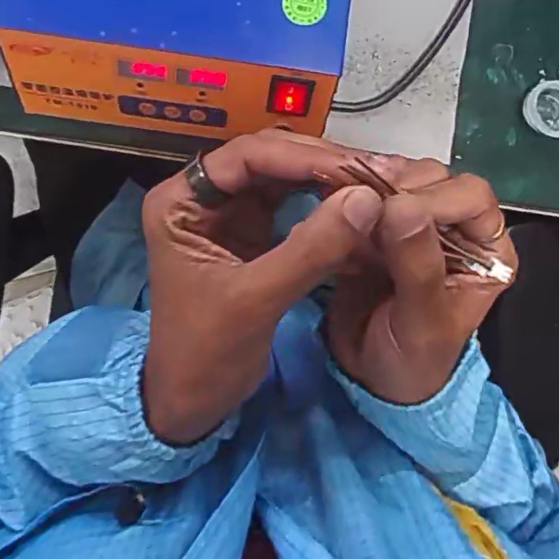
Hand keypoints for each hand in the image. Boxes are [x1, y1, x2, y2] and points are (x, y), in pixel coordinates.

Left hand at [139, 130, 385, 443]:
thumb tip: (367, 198)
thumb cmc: (205, 353)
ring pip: (284, 176)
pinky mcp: (252, 229)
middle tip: (378, 172)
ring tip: (377, 182)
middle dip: (321, 164)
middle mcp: (202, 193)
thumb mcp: (255, 301)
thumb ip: (309, 249)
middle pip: (267, 158)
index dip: (301, 157)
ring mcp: (229, 209)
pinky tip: (359, 203)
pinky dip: (326, 202)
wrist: (192, 402)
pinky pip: (294, 202)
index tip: (357, 168)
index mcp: (180, 200)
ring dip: (329, 178)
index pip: (245, 156)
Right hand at [326, 157, 515, 404]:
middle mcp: (452, 225)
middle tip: (365, 210)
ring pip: (397, 176)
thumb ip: (418, 266)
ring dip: (370, 185)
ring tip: (347, 206)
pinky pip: (363, 190)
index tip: (394, 212)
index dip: (434, 198)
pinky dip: (347, 190)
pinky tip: (333, 202)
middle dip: (397, 187)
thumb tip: (401, 206)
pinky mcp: (373, 221)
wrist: (370, 377)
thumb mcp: (423, 323)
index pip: (471, 196)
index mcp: (484, 249)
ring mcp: (410, 220)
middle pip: (433, 177)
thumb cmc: (414, 361)